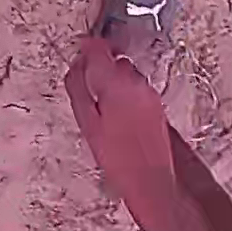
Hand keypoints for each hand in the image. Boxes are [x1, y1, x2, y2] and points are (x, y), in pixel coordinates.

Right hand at [64, 37, 178, 223]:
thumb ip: (78, 88)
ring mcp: (149, 92)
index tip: (78, 54)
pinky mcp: (156, 104)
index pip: (98, 48)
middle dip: (99, 68)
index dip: (85, 48)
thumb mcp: (87, 122)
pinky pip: (135, 87)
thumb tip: (75, 66)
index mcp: (116, 82)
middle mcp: (136, 81)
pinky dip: (124, 91)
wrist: (153, 182)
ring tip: (102, 106)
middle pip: (112, 60)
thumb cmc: (117, 157)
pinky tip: (117, 115)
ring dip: (112, 80)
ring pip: (125, 73)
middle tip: (86, 88)